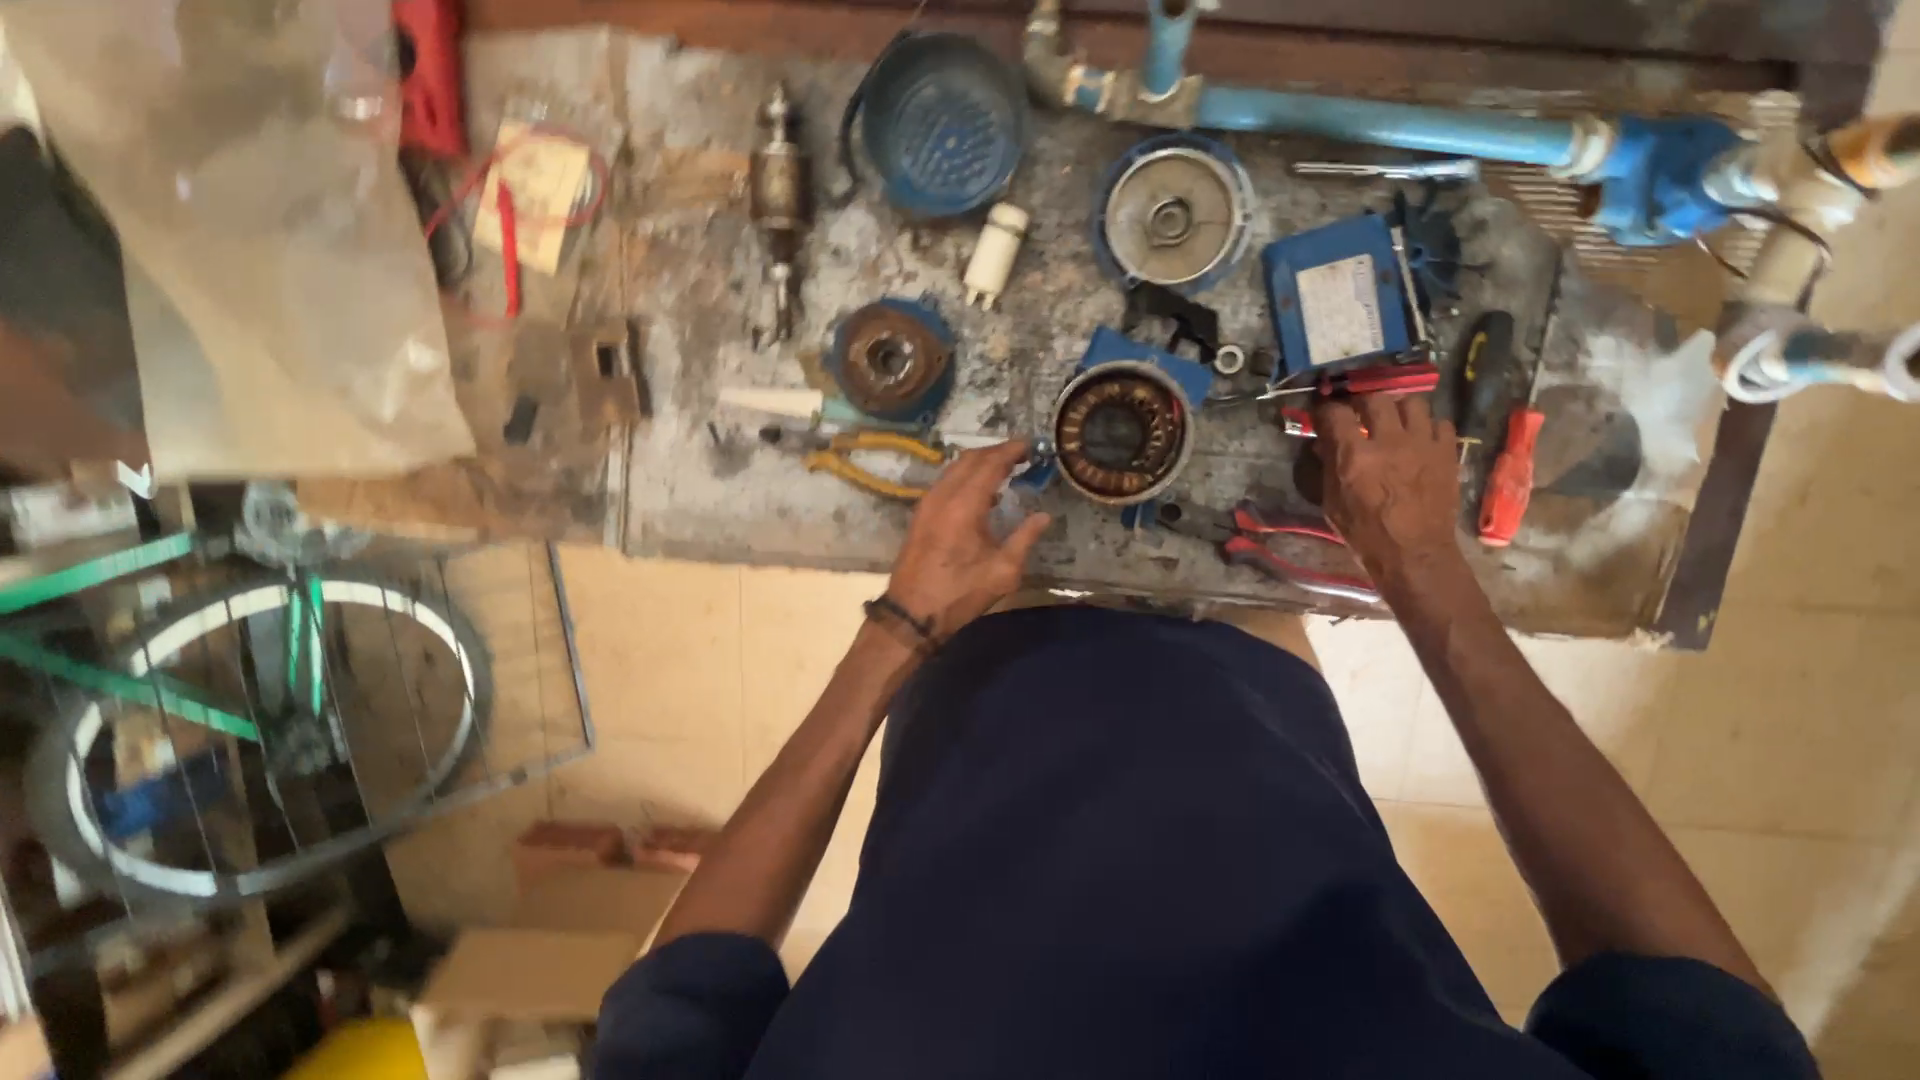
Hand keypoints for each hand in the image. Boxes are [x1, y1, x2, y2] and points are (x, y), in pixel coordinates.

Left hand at [886, 439, 1051, 637]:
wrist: (912, 613)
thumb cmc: (960, 594)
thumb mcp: (1003, 571)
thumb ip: (1025, 538)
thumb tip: (1043, 516)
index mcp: (964, 505)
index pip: (990, 464)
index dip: (1010, 451)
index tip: (1030, 445)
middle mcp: (942, 496)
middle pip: (969, 459)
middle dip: (995, 452)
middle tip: (1020, 453)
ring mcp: (927, 503)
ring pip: (954, 468)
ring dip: (979, 462)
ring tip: (1004, 467)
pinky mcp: (920, 514)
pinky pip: (945, 482)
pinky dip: (965, 476)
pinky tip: (981, 490)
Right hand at [1311, 395, 1462, 581]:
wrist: (1414, 553)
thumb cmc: (1365, 533)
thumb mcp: (1332, 503)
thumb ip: (1328, 467)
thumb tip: (1324, 443)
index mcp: (1355, 457)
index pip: (1335, 413)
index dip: (1325, 410)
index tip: (1323, 414)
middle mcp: (1389, 442)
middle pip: (1375, 398)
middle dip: (1362, 402)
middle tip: (1358, 413)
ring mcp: (1423, 444)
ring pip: (1412, 402)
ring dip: (1398, 408)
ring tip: (1393, 420)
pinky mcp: (1447, 452)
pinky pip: (1439, 422)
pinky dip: (1426, 426)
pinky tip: (1418, 439)